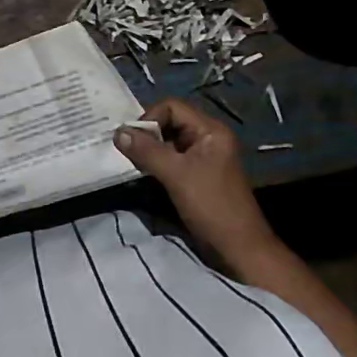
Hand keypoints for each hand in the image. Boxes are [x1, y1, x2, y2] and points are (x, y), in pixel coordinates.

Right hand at [116, 98, 276, 263]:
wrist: (239, 249)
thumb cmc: (211, 206)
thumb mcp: (175, 175)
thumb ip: (146, 151)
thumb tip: (117, 132)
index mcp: (211, 130)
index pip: (172, 107)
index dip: (149, 118)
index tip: (132, 139)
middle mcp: (209, 138)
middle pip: (170, 121)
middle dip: (147, 133)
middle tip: (129, 150)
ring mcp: (205, 157)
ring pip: (169, 141)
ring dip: (150, 149)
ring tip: (134, 162)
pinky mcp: (199, 174)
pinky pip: (173, 157)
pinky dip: (157, 161)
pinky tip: (145, 172)